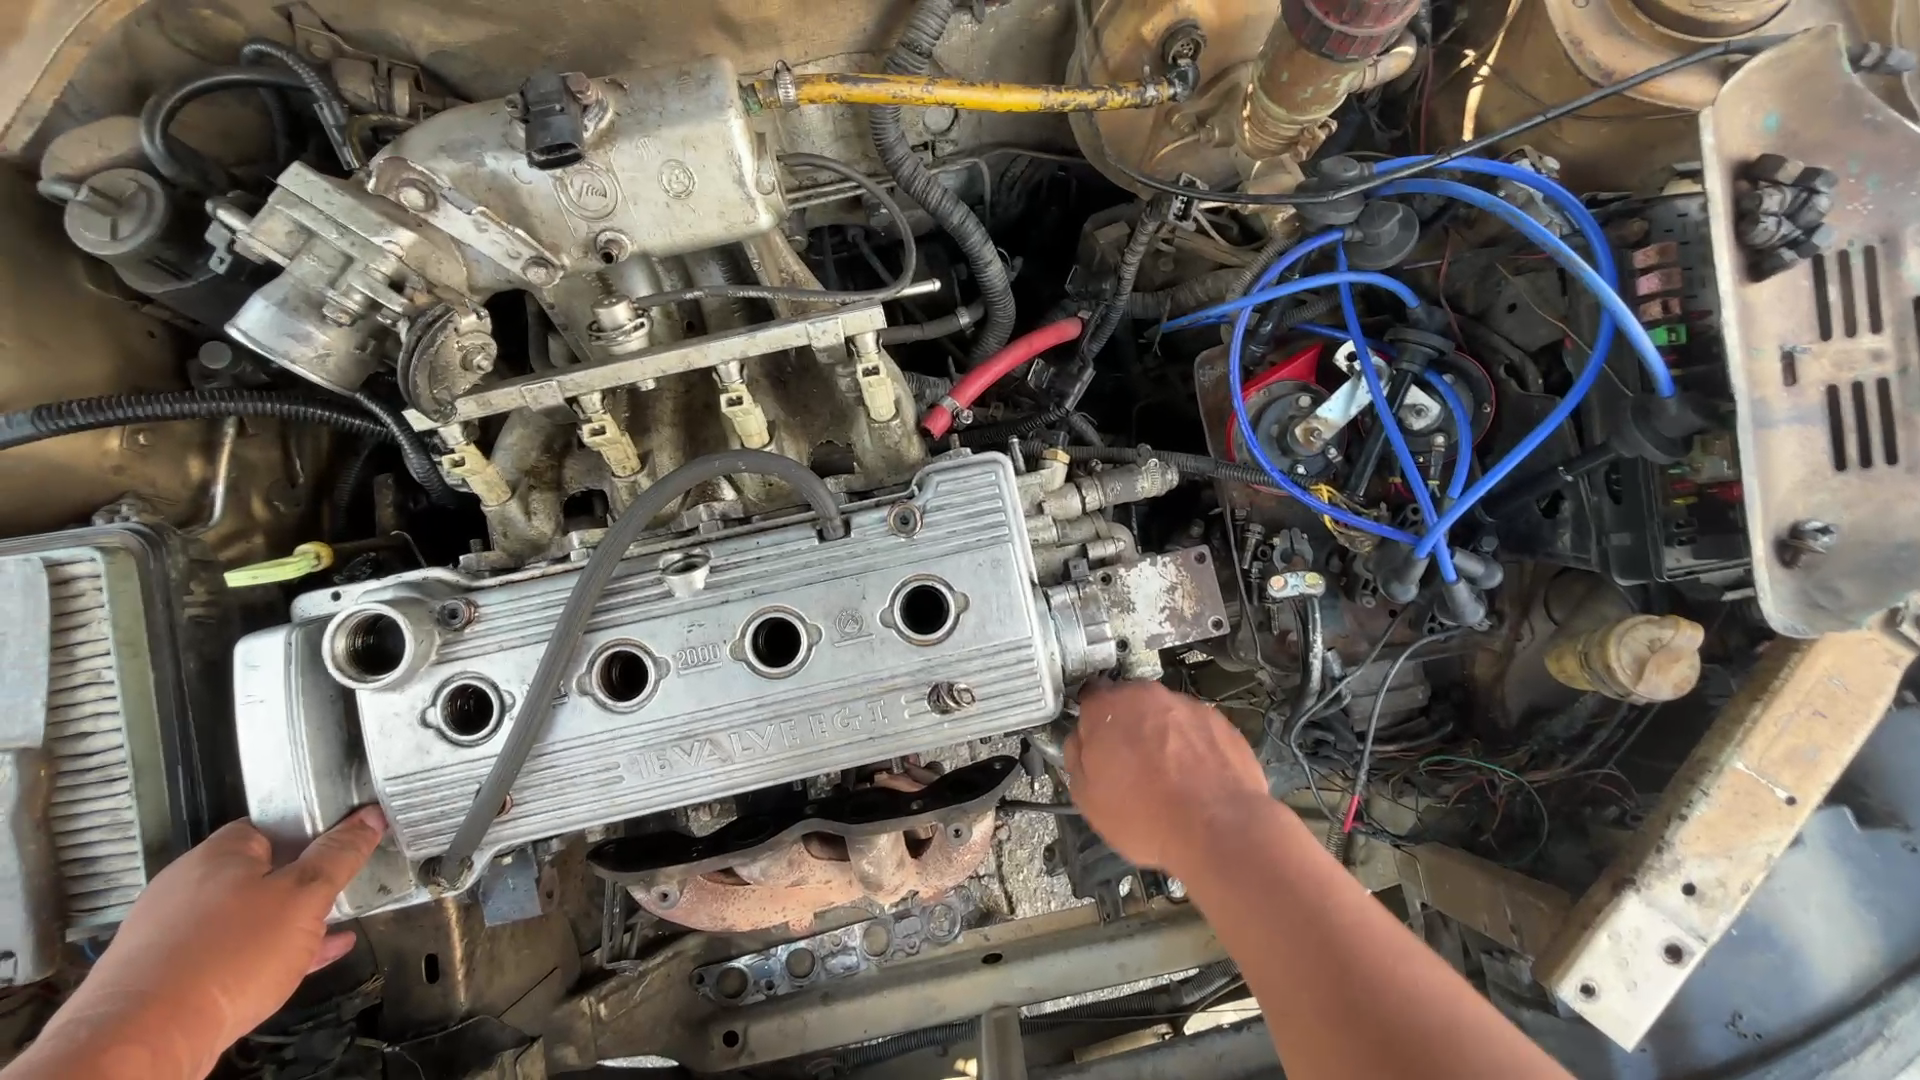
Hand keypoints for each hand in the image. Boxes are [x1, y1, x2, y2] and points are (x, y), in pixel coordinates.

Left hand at [7, 807, 385, 1079]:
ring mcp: (172, 934)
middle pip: (261, 871)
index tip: (348, 843)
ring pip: (248, 915)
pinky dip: (270, 950)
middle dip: (305, 880)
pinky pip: (233, 952)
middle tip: (343, 887)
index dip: (314, 829)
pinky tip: (311, 958)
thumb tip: (369, 816)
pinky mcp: (168, 976)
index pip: (273, 824)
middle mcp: (187, 887)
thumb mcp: (304, 895)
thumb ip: (340, 854)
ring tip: (332, 926)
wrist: (141, 1043)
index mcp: (217, 855)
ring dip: (290, 919)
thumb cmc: (230, 954)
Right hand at [1065, 680, 1271, 874]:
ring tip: (1167, 778)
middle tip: (1130, 766)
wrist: (1219, 830)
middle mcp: (1146, 697)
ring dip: (1162, 737)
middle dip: (1128, 729)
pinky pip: (1196, 729)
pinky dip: (1193, 747)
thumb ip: (1076, 758)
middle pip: (1130, 704)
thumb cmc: (1150, 816)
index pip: (1090, 696)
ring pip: (1164, 716)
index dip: (1092, 720)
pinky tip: (1193, 779)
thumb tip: (1079, 744)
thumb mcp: (1087, 798)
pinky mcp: (1218, 722)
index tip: (1096, 739)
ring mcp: (1186, 706)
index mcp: (1107, 708)